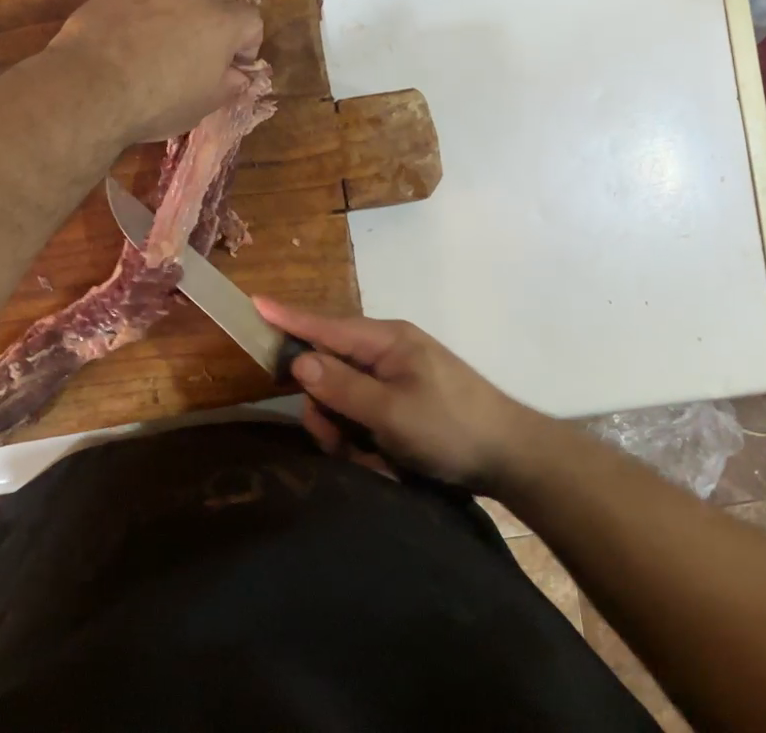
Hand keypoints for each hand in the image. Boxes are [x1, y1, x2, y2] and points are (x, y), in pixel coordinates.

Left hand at [46, 0, 264, 142]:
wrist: (92, 88)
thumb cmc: (157, 102)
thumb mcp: (203, 105)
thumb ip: (228, 86)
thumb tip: (238, 76)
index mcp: (224, 22)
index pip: (252, 21)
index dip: (248, 45)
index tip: (235, 66)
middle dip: (222, 19)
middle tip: (206, 48)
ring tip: (180, 13)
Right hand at [256, 299, 553, 491]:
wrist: (512, 459)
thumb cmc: (452, 429)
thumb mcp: (392, 413)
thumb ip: (342, 387)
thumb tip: (298, 361)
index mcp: (386, 341)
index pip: (324, 325)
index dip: (287, 318)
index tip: (253, 303)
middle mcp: (387, 353)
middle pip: (329, 370)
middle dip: (325, 408)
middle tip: (336, 442)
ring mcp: (397, 379)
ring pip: (344, 398)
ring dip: (345, 431)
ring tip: (368, 459)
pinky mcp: (404, 404)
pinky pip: (365, 415)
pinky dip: (366, 439)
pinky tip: (383, 461)